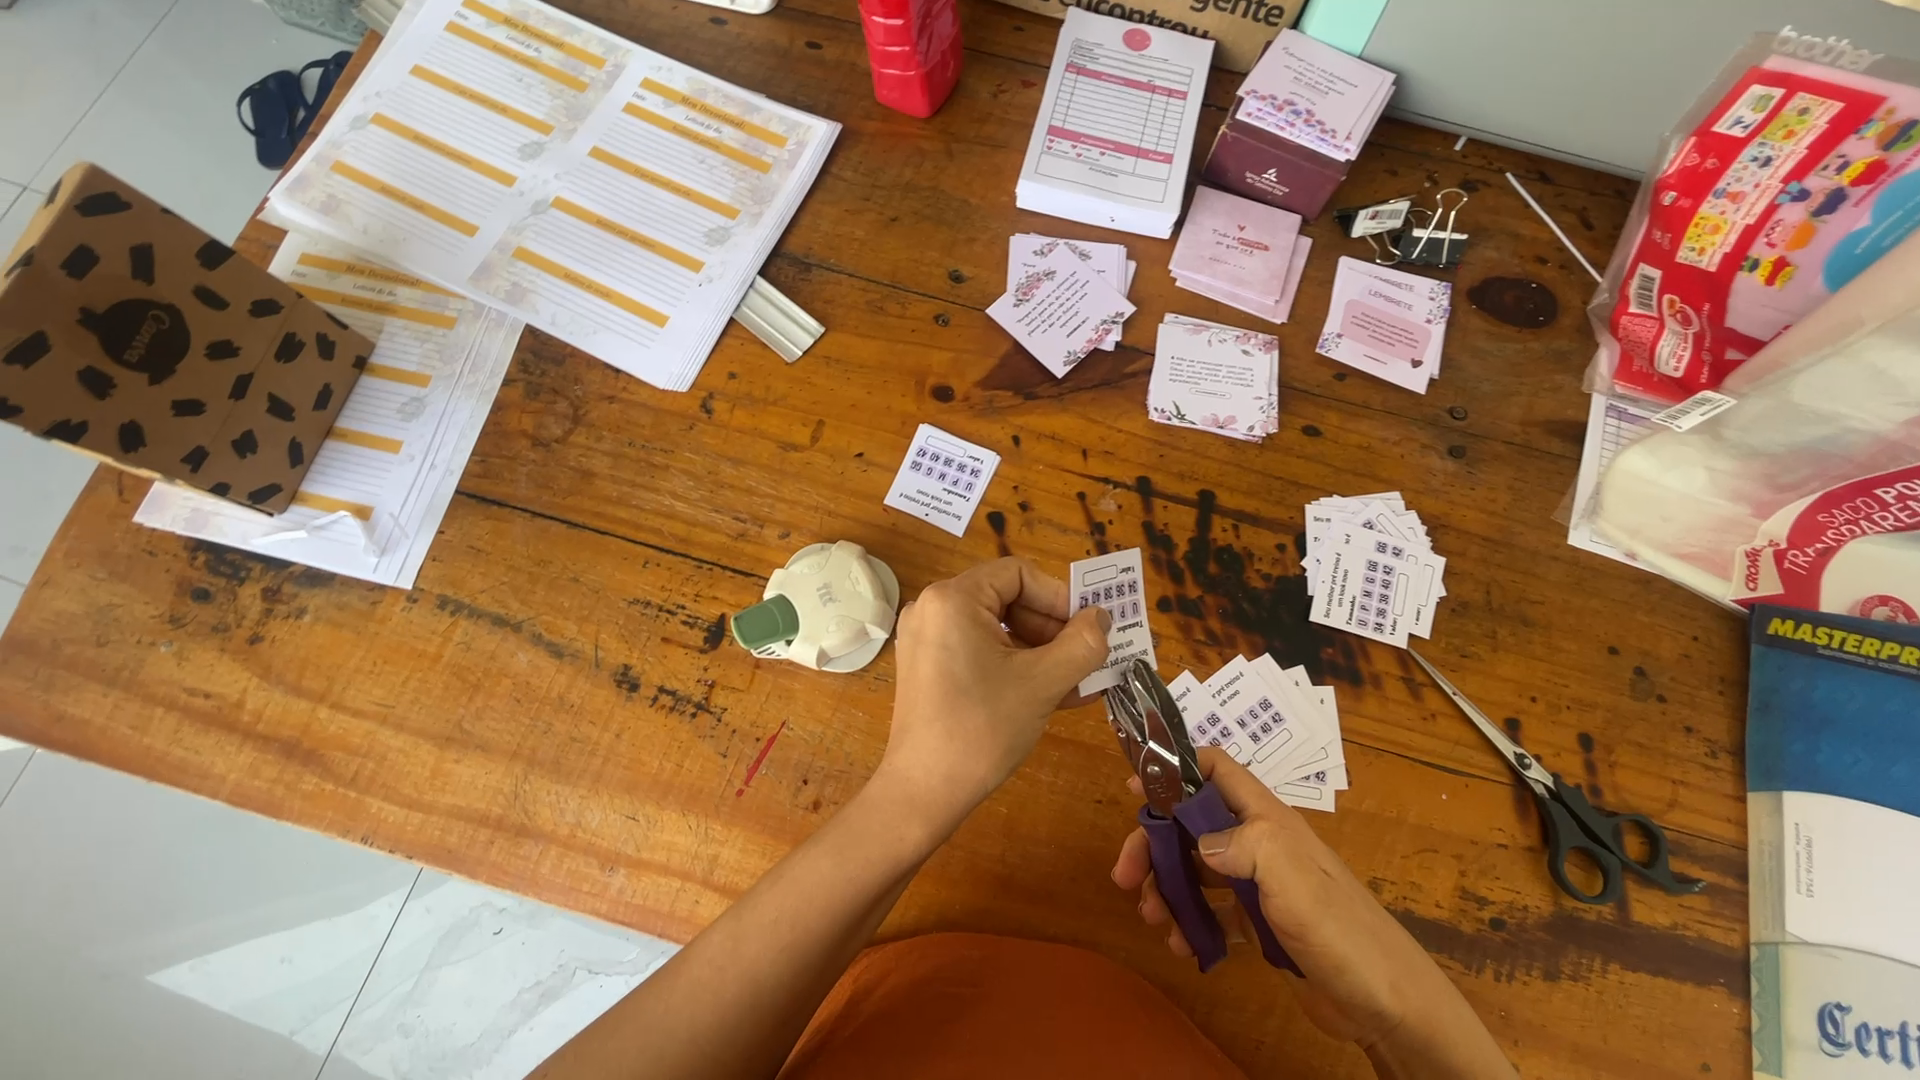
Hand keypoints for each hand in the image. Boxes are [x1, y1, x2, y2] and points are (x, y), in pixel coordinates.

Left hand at [876, 557, 1109, 836]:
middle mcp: (932, 609)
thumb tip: (1102, 616)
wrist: (924, 791)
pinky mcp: (927, 669)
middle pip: (1006, 599)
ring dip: (1040, 652)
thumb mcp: (1043, 683)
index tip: (1088, 630)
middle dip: (1052, 629)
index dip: (1059, 598)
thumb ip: (1082, 643)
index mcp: (952, 599)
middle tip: (1086, 660)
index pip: (1018, 574)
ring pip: (996, 630)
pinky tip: (1050, 695)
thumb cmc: (983, 729)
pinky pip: (979, 652)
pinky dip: (1015, 667)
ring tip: (1077, 684)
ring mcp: (926, 640)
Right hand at [1111, 748, 1452, 1049]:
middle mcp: (1260, 844)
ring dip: (1166, 889)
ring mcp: (1260, 884)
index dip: (1177, 767)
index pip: (1218, 770)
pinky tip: (1184, 946)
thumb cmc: (1338, 929)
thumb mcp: (1289, 873)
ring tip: (1154, 920)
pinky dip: (1191, 923)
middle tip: (1124, 877)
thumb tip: (1199, 844)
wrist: (1386, 1004)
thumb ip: (1242, 842)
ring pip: (1195, 870)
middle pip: (1191, 825)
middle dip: (1153, 846)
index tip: (1137, 785)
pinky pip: (1212, 911)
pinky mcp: (1261, 923)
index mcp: (1267, 820)